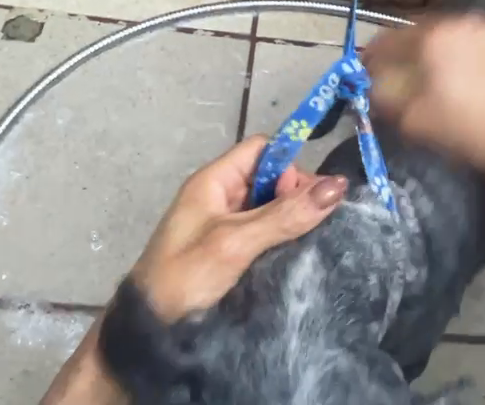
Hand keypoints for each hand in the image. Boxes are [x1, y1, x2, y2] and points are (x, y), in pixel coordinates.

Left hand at [130, 136, 347, 320]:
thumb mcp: (236, 242)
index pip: (262, 150)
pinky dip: (280, 239)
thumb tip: (338, 185)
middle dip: (293, 195)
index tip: (304, 197)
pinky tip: (296, 255)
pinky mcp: (228, 253)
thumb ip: (284, 215)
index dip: (288, 165)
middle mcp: (220, 196)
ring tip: (309, 241)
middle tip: (310, 225)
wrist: (147, 335)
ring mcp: (223, 225)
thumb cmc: (185, 275)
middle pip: (269, 178)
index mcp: (214, 180)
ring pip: (269, 207)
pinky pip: (263, 233)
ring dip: (289, 220)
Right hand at [362, 15, 484, 178]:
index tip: (364, 69)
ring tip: (426, 74)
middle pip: (417, 32)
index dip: (372, 55)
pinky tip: (457, 74)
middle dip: (402, 51)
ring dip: (430, 50)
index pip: (388, 39)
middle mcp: (456, 21)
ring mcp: (484, 28)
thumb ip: (385, 99)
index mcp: (431, 36)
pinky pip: (468, 41)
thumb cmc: (467, 128)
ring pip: (445, 34)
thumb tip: (372, 87)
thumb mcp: (415, 119)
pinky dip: (456, 52)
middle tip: (394, 72)